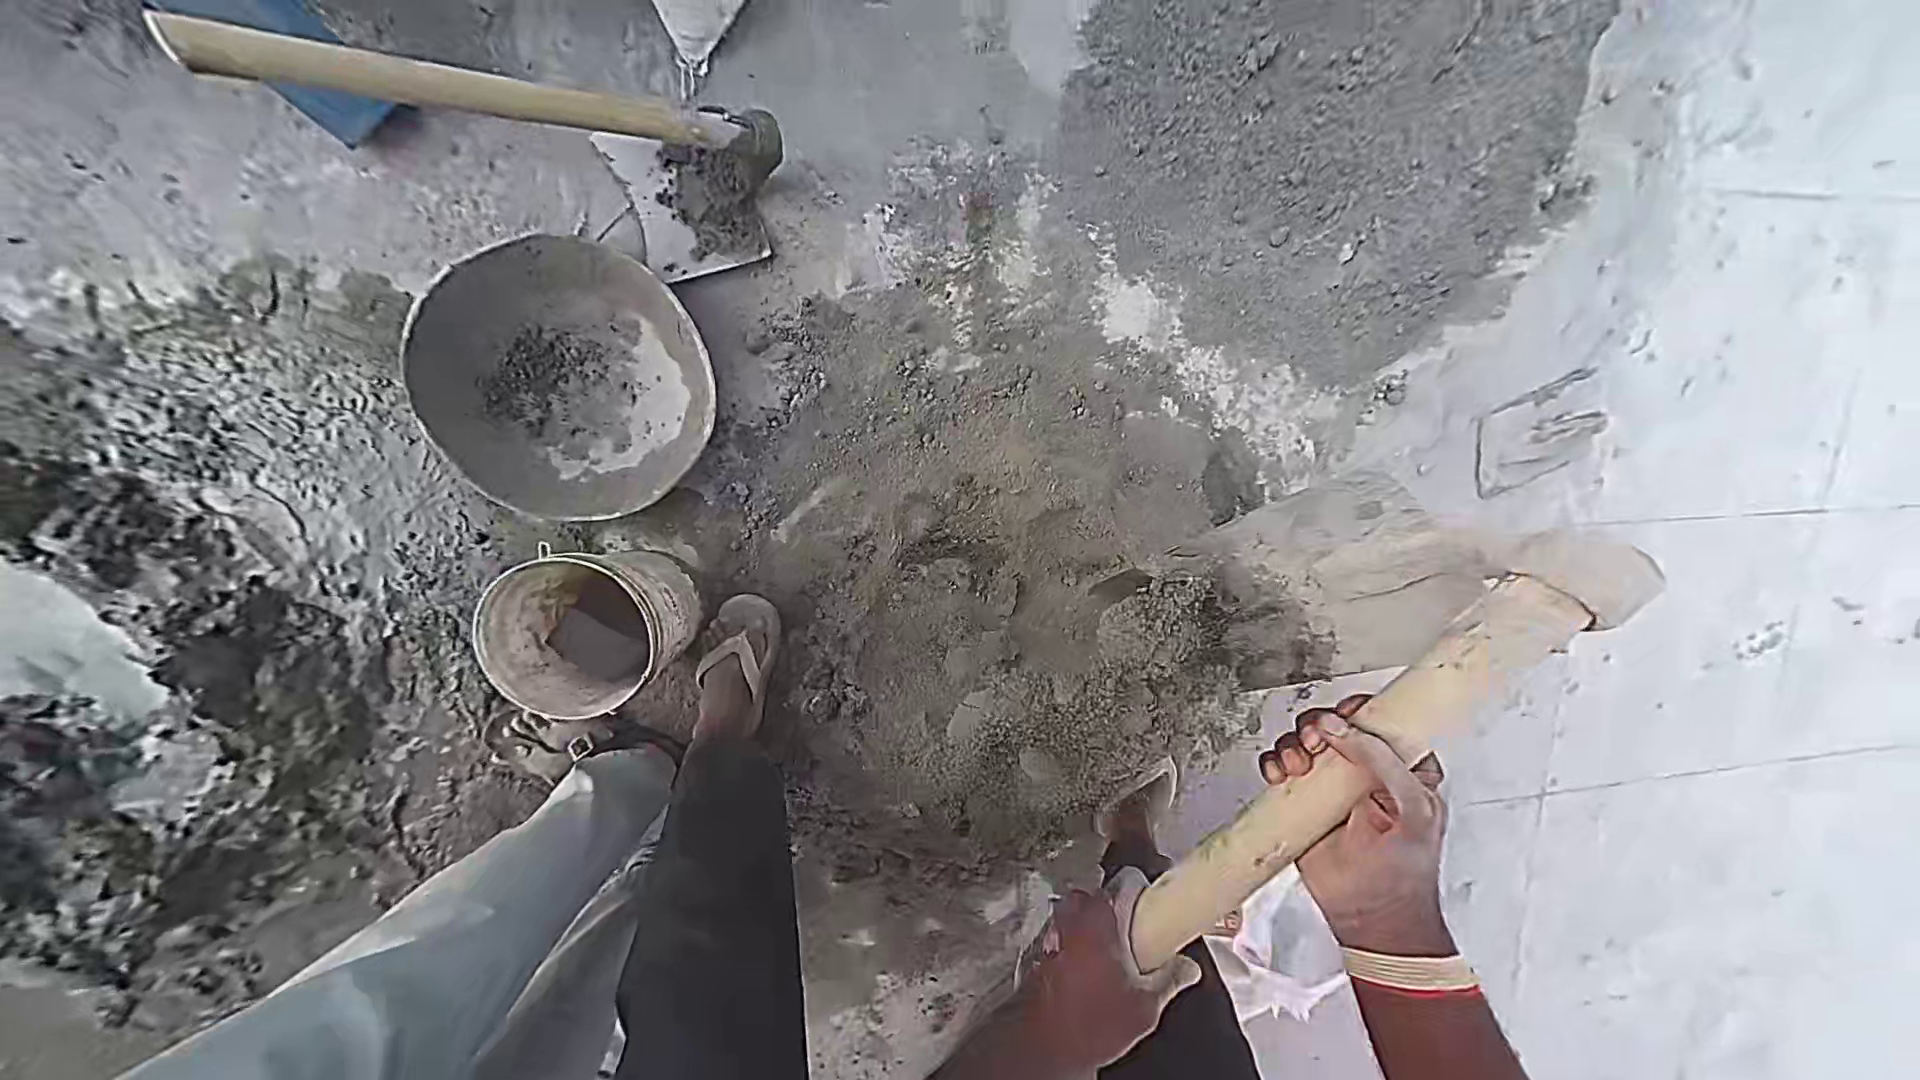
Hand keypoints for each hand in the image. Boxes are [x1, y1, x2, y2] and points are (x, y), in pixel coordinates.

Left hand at [1011, 875, 1201, 1072]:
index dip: (1141, 886)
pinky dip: (1076, 935)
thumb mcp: (1145, 1005)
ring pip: (1078, 907)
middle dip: (1115, 903)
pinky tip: (1088, 961)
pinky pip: (1064, 927)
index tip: (1151, 896)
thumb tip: (1189, 968)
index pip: (1126, 881)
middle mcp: (1076, 914)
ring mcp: (1056, 926)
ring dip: (1093, 918)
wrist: (1048, 1041)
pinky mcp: (1043, 943)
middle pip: (1100, 891)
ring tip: (1111, 946)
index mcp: (1103, 917)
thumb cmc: (1094, 1020)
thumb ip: (1170, 979)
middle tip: (1133, 926)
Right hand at [1259, 694, 1453, 954]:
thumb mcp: (1413, 809)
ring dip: (1293, 746)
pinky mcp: (1301, 797)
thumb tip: (1340, 726)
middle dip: (1317, 726)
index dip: (1357, 709)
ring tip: (1297, 767)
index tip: (1344, 715)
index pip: (1378, 719)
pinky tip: (1280, 777)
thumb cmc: (1403, 869)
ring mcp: (1329, 781)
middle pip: (1331, 723)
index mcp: (1401, 765)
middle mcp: (1362, 767)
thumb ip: (1382, 761)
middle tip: (1315, 743)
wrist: (1368, 915)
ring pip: (1300, 740)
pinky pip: (1278, 765)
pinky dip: (1273, 764)